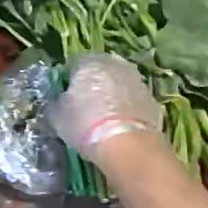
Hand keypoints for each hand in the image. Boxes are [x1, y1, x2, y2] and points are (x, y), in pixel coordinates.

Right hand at [47, 54, 161, 159]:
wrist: (126, 144)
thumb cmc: (84, 125)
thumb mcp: (56, 116)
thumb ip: (56, 103)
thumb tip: (59, 101)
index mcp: (88, 63)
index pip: (72, 65)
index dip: (66, 82)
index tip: (63, 98)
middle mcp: (114, 64)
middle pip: (98, 72)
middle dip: (91, 86)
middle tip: (83, 107)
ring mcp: (136, 80)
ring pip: (117, 85)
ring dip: (110, 96)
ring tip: (101, 118)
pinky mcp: (151, 98)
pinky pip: (131, 100)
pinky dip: (124, 108)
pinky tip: (117, 125)